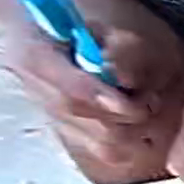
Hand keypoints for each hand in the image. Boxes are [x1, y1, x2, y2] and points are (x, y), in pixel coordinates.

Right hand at [4, 16, 182, 168]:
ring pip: (100, 141)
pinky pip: (111, 152)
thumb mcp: (131, 33)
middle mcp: (34, 86)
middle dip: (126, 114)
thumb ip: (125, 53)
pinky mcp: (80, 134)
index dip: (94, 97)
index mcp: (34, 54)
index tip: (130, 106)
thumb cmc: (118, 30)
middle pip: (81, 117)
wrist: (104, 34)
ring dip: (136, 131)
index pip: (55, 83)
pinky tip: (145, 126)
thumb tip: (119, 75)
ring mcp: (55, 113)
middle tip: (149, 98)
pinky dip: (136, 145)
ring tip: (145, 106)